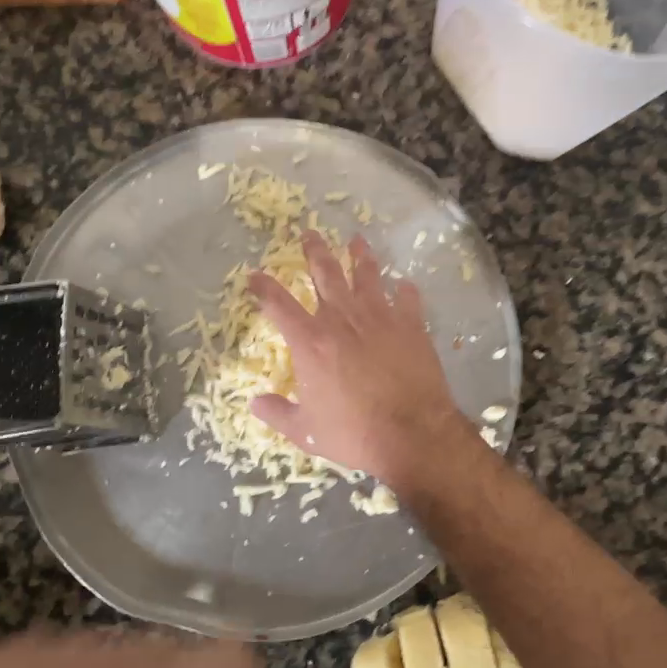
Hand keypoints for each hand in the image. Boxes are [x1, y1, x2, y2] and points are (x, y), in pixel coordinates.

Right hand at [247, 231, 468, 487]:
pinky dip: (404, 289)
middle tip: (309, 233)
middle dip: (314, 251)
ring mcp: (380, 317)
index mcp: (310, 342)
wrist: (412, 432)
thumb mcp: (305, 432)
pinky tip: (403, 283)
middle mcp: (342, 319)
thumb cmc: (353, 434)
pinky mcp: (411, 324)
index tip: (254, 275)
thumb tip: (254, 403)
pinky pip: (407, 298)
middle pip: (324, 274)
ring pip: (366, 275)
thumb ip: (277, 413)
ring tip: (356, 241)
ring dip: (359, 256)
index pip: (278, 304)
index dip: (263, 287)